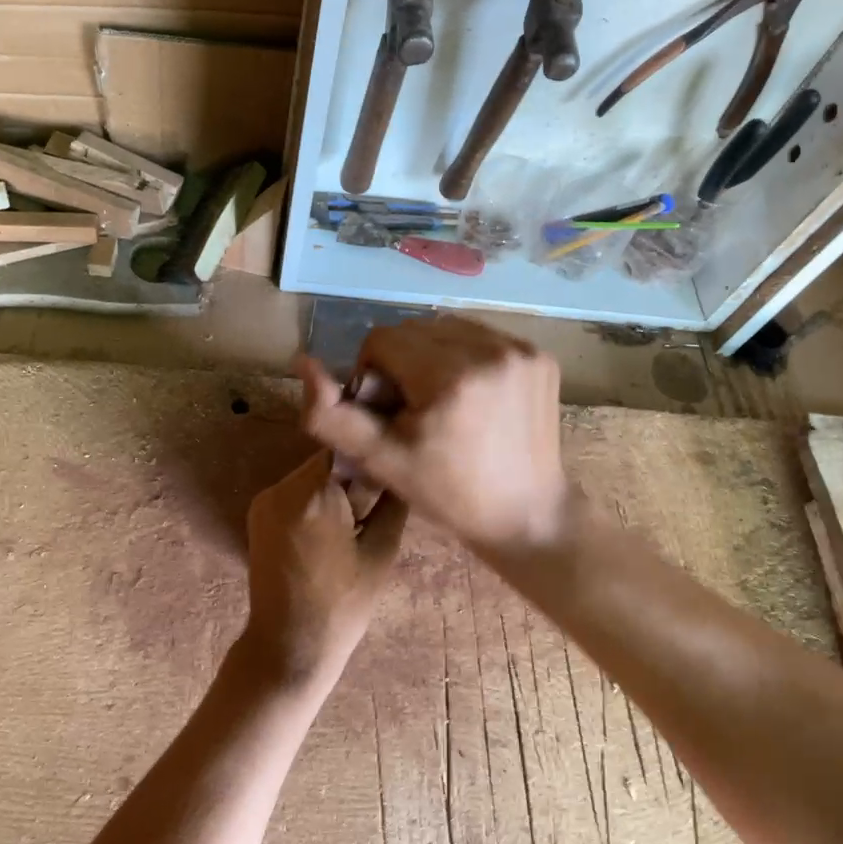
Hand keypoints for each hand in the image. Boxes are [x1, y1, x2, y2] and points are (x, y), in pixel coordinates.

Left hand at [244, 450, 408, 684]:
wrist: (289, 644)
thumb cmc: (342, 603)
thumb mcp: (381, 551)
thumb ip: (391, 502)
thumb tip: (397, 470)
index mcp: (312, 494)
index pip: (346, 450)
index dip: (369, 462)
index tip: (385, 483)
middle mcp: (280, 488)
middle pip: (325, 463)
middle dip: (350, 480)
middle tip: (368, 514)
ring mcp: (264, 501)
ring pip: (309, 478)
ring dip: (331, 492)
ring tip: (350, 528)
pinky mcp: (256, 516)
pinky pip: (293, 495)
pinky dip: (312, 504)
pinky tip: (327, 535)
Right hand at [295, 317, 573, 564]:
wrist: (526, 514)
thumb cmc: (447, 493)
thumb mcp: (380, 461)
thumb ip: (332, 415)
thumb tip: (302, 362)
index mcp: (449, 377)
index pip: (381, 340)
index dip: (372, 376)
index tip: (388, 415)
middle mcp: (490, 350)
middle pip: (413, 330)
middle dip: (401, 363)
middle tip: (412, 411)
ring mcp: (521, 350)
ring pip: (446, 328)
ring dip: (431, 356)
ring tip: (442, 402)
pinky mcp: (539, 355)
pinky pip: (480, 336)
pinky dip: (464, 357)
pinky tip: (470, 396)